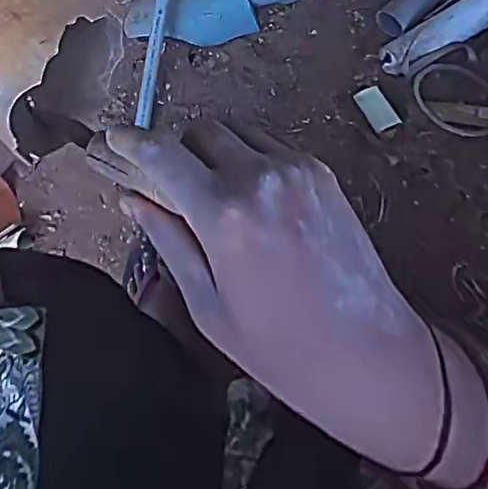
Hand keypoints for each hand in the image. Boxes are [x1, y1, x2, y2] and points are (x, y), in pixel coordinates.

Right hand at [105, 121, 468, 475]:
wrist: (375, 358)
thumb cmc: (282, 348)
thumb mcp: (208, 304)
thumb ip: (167, 239)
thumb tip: (132, 199)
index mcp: (225, 214)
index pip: (162, 153)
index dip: (130, 140)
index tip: (113, 138)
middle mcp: (259, 177)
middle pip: (199, 130)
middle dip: (176, 149)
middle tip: (169, 183)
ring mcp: (295, 169)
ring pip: (234, 130)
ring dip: (212, 149)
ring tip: (210, 190)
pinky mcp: (319, 171)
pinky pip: (266, 144)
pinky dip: (245, 156)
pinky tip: (248, 196)